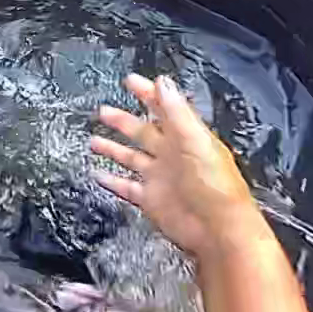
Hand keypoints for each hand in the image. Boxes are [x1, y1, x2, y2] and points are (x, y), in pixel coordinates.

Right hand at [90, 73, 265, 262]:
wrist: (218, 231)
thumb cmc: (214, 185)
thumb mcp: (196, 141)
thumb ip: (177, 112)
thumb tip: (163, 82)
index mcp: (184, 137)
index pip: (162, 108)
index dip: (147, 93)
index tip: (130, 80)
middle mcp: (170, 154)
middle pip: (142, 132)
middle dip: (122, 120)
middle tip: (102, 111)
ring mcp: (159, 177)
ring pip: (131, 158)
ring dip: (113, 149)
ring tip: (93, 141)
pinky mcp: (151, 199)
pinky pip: (127, 187)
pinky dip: (112, 181)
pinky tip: (97, 174)